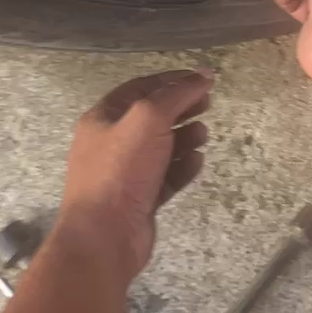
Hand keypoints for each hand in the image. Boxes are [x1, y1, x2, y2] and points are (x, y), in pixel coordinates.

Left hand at [57, 71, 212, 277]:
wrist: (104, 237)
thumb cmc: (121, 169)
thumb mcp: (149, 118)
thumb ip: (177, 93)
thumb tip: (204, 75)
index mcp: (104, 119)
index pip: (141, 87)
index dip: (172, 80)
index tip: (202, 79)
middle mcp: (112, 143)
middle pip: (154, 116)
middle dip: (182, 108)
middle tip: (207, 104)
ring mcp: (126, 173)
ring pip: (163, 146)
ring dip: (186, 137)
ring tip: (202, 136)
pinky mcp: (140, 198)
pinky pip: (167, 174)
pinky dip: (183, 166)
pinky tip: (195, 163)